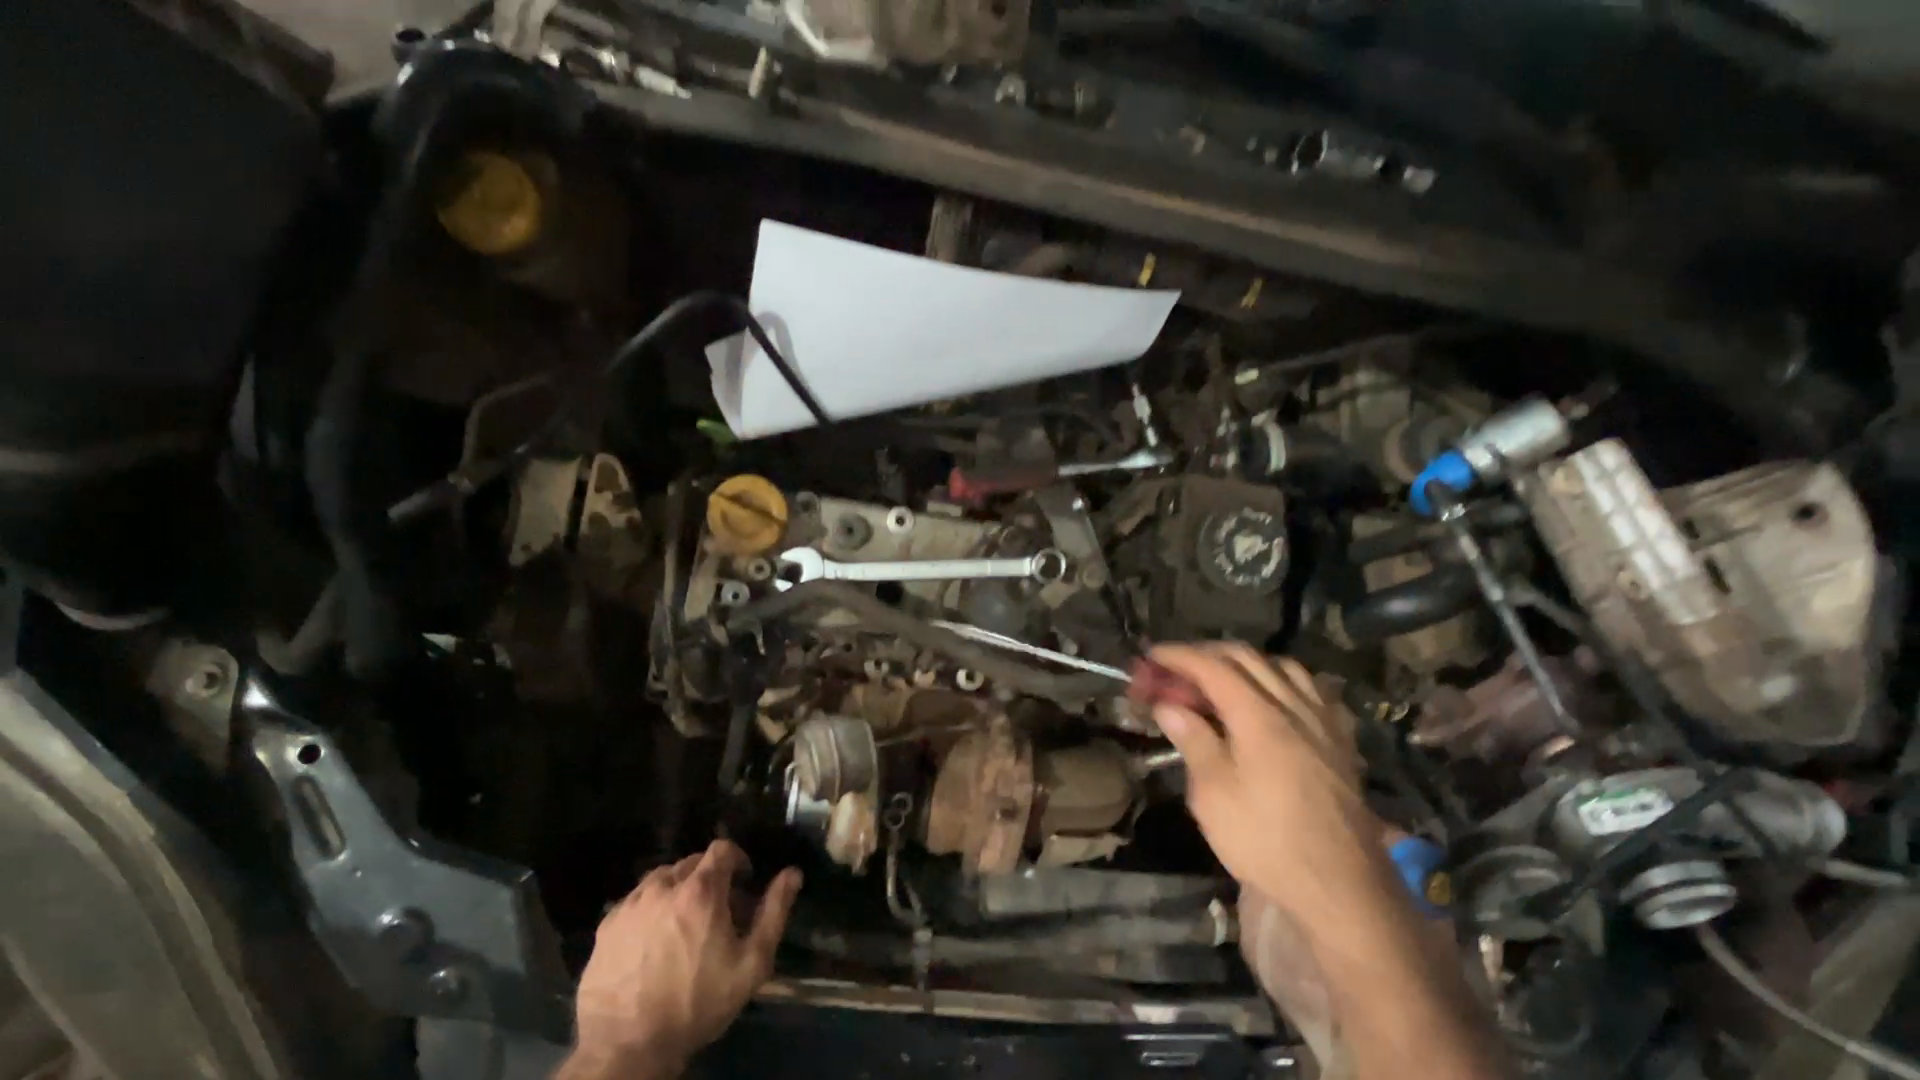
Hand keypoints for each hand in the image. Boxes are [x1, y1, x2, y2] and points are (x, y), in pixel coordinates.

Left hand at [571, 840, 801, 1074]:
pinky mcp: (607, 926)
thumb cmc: (698, 1002)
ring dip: (678, 890)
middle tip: (719, 910)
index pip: (722, 849)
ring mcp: (631, 904)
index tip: (744, 882)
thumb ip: (774, 912)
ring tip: (685, 923)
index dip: (738, 859)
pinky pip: (636, 902)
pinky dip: (651, 908)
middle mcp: (663, 886)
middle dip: (710, 877)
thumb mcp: (751, 963)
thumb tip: (792, 874)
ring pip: (661, 880)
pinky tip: (654, 939)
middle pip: (691, 863)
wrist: (627, 1043)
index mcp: (701, 890)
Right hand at [1149, 644, 1386, 925]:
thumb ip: (1194, 741)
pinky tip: (1273, 703)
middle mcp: (1294, 706)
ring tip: (1219, 684)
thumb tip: (1170, 706)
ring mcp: (1323, 721)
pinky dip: (1281, 682)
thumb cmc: (1266, 842)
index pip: (1213, 667)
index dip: (1178, 656)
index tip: (1149, 657)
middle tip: (1174, 673)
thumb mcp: (1214, 796)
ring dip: (1244, 665)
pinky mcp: (1341, 741)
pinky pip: (1311, 690)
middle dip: (1205, 656)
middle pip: (1247, 659)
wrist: (1340, 885)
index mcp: (1259, 716)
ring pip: (1282, 668)